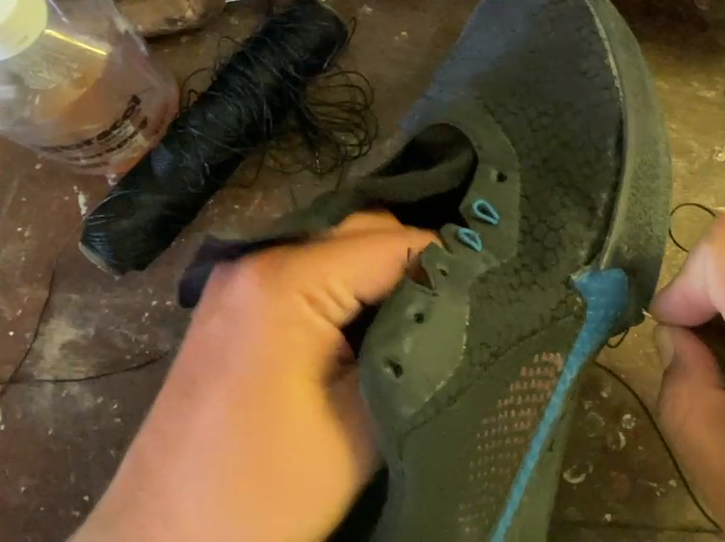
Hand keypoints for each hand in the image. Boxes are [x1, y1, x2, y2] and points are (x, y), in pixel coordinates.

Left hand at [77, 211, 433, 541]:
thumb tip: (456, 306)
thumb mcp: (358, 429)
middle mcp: (259, 256)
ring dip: (380, 268)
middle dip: (415, 259)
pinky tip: (375, 314)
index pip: (392, 243)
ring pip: (335, 244)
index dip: (446, 262)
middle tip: (466, 295)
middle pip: (361, 229)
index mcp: (287, 279)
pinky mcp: (234, 300)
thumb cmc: (261, 495)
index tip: (490, 282)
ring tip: (429, 303)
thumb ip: (414, 351)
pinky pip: (307, 267)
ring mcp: (240, 275)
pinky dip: (346, 282)